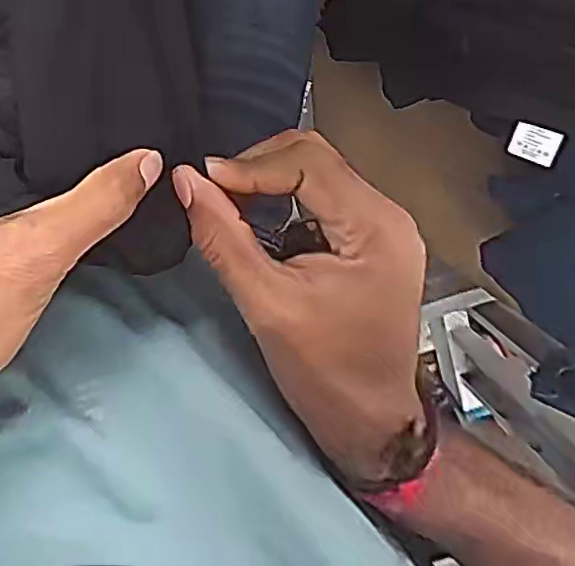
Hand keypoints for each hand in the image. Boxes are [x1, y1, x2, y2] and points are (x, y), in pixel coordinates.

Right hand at [172, 130, 427, 486]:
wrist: (371, 421)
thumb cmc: (329, 373)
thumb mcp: (265, 303)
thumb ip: (222, 236)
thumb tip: (187, 182)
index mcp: (375, 229)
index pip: (306, 163)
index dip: (249, 166)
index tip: (205, 179)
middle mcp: (388, 215)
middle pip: (312, 154)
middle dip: (256, 165)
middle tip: (214, 188)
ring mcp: (382, 222)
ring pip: (314, 165)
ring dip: (266, 176)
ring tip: (230, 200)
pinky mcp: (368, 231)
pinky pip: (319, 187)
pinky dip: (281, 191)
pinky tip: (256, 213)